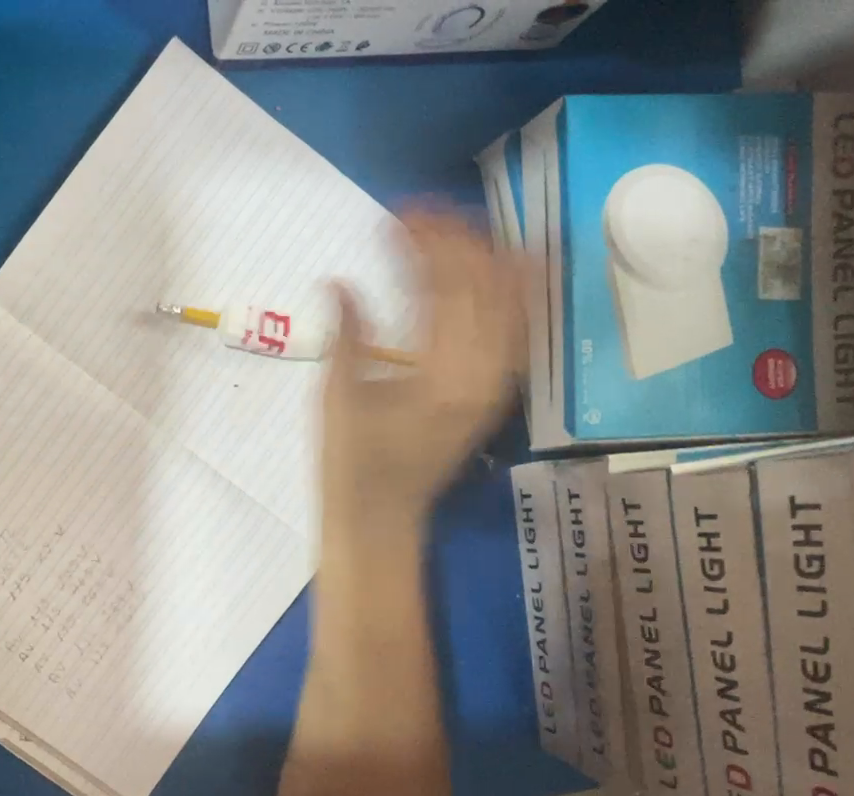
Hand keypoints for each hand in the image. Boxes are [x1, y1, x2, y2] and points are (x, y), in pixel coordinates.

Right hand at [320, 209, 524, 538]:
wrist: (381, 522)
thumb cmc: (350, 468)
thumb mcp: (337, 400)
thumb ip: (346, 335)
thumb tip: (340, 281)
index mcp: (440, 375)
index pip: (442, 286)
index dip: (421, 242)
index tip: (395, 216)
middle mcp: (482, 374)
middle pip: (485, 284)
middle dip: (456, 238)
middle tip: (420, 215)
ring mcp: (495, 384)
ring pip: (512, 301)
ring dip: (489, 257)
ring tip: (459, 228)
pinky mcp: (494, 393)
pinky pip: (516, 330)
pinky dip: (508, 292)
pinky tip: (495, 269)